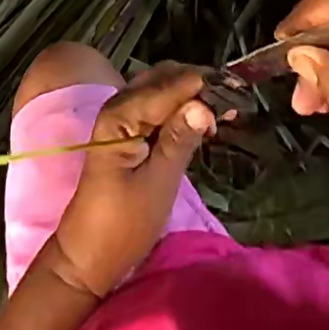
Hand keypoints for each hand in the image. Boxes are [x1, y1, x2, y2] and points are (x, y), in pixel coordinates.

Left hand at [47, 63, 214, 296]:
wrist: (90, 252)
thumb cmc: (123, 224)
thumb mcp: (158, 184)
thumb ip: (179, 140)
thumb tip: (204, 105)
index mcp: (119, 115)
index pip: (166, 86)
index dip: (202, 84)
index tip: (238, 90)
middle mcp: (117, 105)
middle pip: (162, 77)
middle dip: (198, 82)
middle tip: (235, 99)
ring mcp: (121, 116)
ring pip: (160, 88)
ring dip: (191, 92)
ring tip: (226, 107)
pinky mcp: (128, 130)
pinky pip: (157, 105)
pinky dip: (180, 106)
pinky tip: (204, 118)